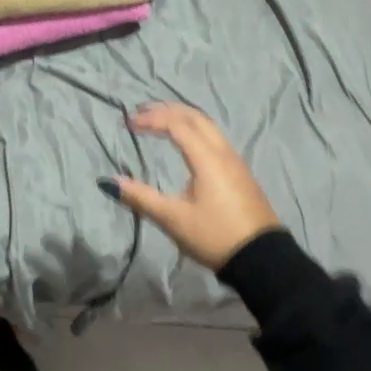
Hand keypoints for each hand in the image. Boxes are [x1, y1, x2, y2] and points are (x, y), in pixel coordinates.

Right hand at [103, 102, 281, 269]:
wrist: (262, 260)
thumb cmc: (215, 236)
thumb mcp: (173, 219)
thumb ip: (141, 197)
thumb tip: (108, 182)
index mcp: (207, 159)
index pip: (176, 125)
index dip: (151, 119)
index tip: (129, 124)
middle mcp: (223, 153)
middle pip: (195, 117)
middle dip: (167, 110)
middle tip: (142, 113)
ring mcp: (235, 162)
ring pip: (208, 127)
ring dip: (183, 118)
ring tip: (161, 123)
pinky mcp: (241, 174)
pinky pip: (215, 139)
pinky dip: (195, 131)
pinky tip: (186, 145)